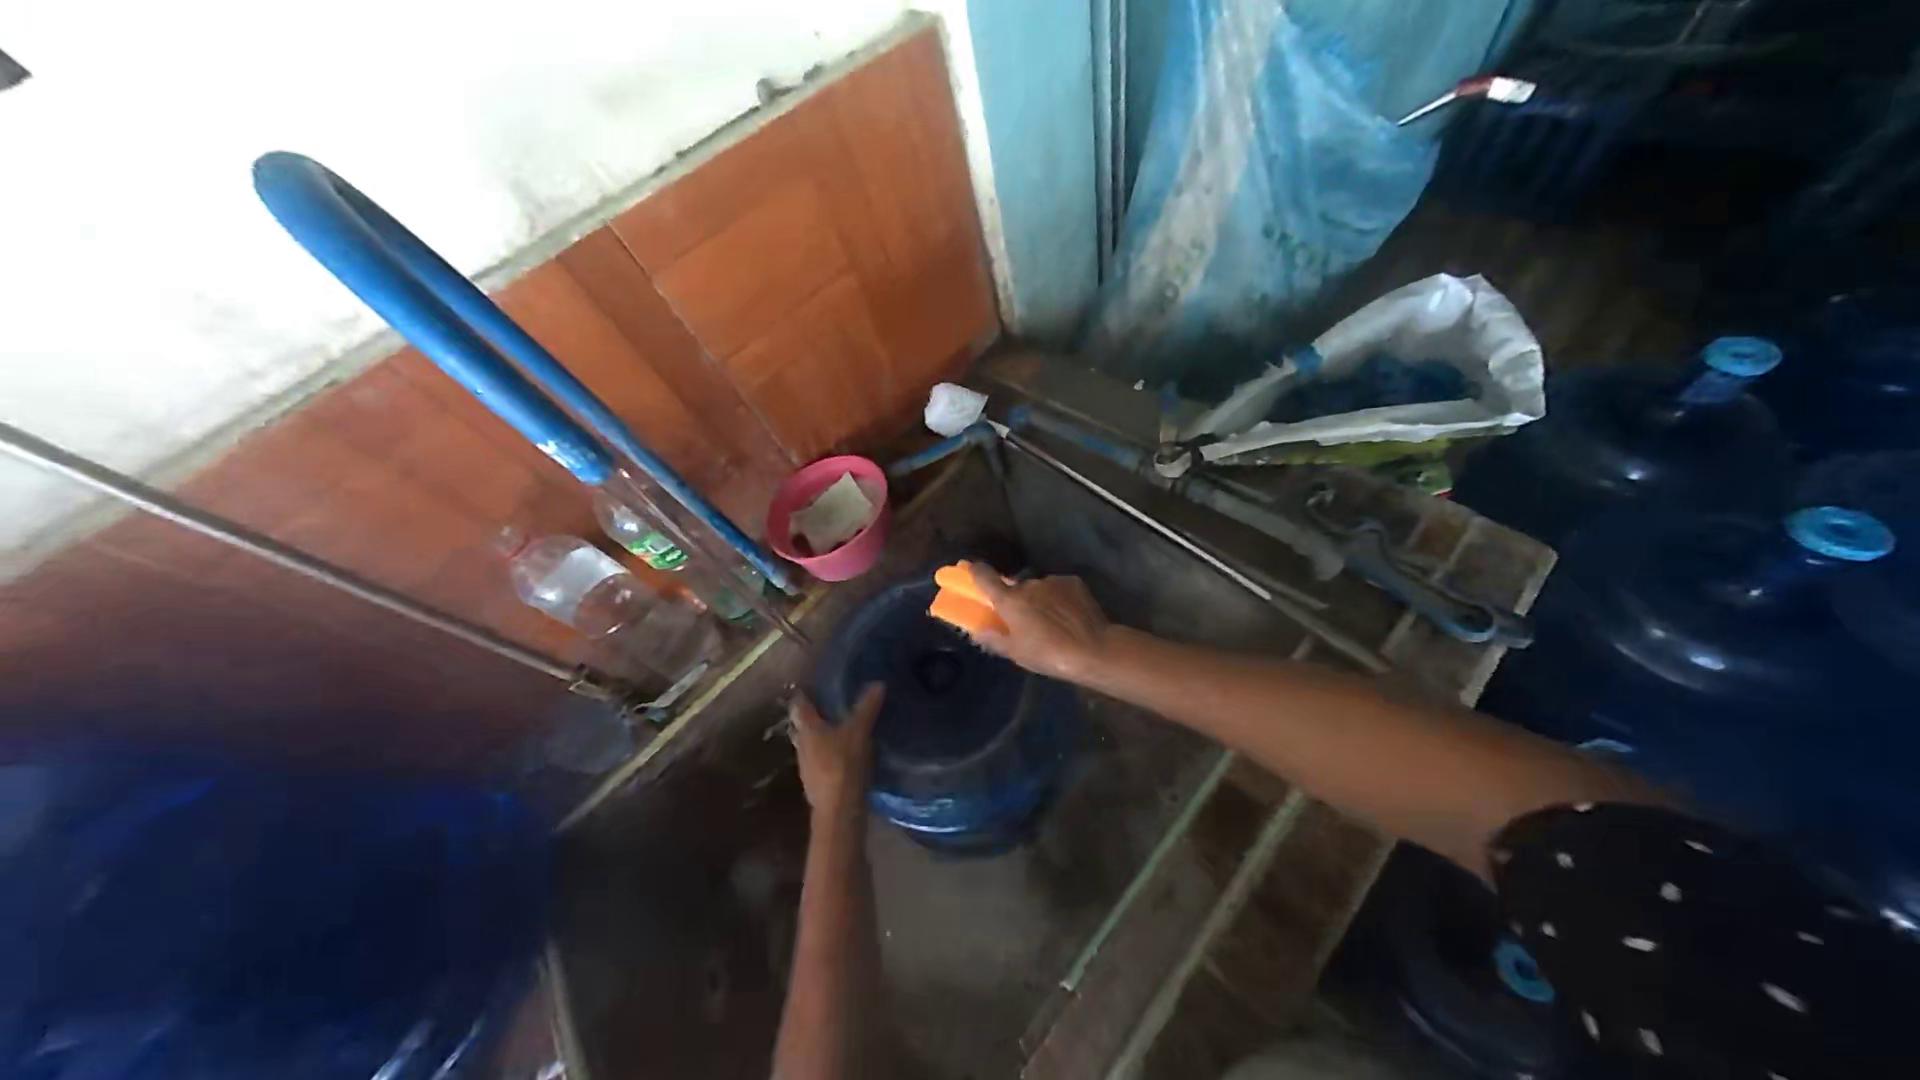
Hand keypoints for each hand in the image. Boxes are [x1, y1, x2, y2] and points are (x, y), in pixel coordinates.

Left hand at [789, 684, 884, 821]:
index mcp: (808, 729)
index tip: (814, 686)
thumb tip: (877, 683)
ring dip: (822, 739)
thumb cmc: (843, 763)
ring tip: (840, 731)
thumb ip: (867, 707)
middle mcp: (802, 746)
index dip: (805, 695)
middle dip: (813, 717)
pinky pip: (820, 763)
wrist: (838, 810)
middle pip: (802, 727)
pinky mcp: (816, 785)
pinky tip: (844, 758)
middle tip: (830, 707)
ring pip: (811, 746)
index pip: (799, 705)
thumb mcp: (859, 731)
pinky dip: (829, 757)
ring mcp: (807, 768)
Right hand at [966, 568, 1111, 682]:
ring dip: (1040, 599)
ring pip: (1040, 588)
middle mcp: (1029, 584)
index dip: (976, 571)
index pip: (985, 577)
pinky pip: (1059, 588)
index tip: (970, 568)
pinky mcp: (1073, 582)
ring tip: (1051, 620)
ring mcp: (1052, 581)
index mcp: (1010, 600)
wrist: (1093, 649)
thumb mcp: (1016, 653)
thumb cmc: (1048, 654)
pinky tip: (1068, 615)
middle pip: (1016, 587)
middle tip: (1025, 619)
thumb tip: (978, 631)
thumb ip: (994, 639)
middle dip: (1018, 599)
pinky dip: (1059, 598)